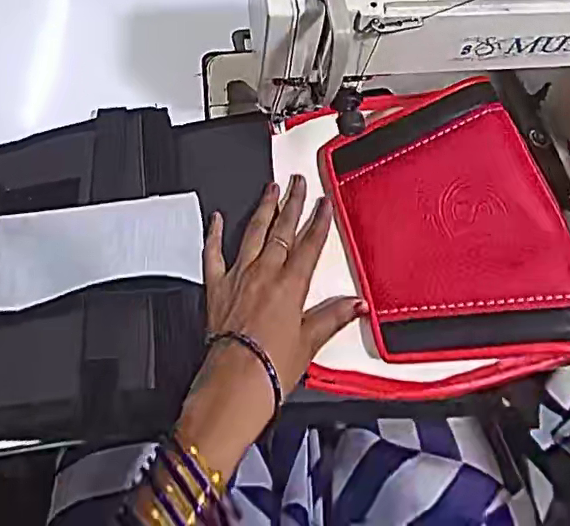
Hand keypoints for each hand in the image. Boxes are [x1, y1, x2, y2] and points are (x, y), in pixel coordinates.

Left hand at [175, 176, 363, 475]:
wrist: (232, 386)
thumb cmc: (269, 369)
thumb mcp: (310, 344)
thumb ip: (333, 317)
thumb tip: (356, 305)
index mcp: (290, 285)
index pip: (310, 243)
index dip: (319, 220)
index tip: (323, 202)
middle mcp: (265, 274)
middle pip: (283, 229)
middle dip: (293, 202)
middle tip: (298, 182)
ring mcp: (239, 277)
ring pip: (253, 232)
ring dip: (264, 208)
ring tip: (270, 188)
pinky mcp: (217, 287)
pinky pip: (213, 253)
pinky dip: (213, 234)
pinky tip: (215, 218)